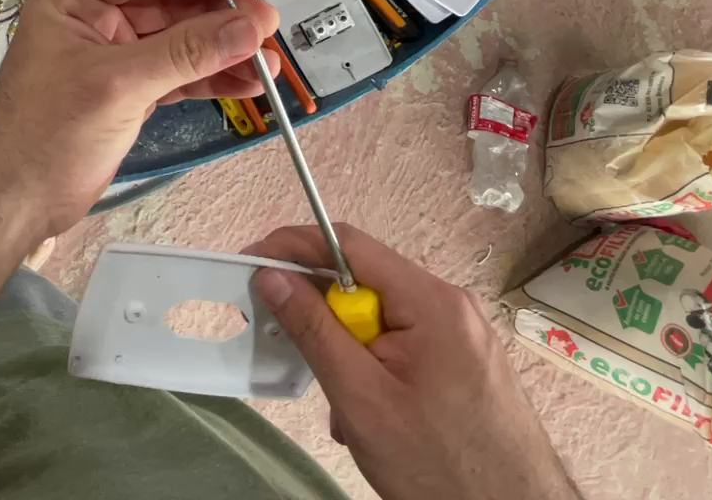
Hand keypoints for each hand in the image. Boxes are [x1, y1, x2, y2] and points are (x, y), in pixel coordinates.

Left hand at [0, 0, 279, 236]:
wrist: (17, 203)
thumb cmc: (52, 131)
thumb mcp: (119, 84)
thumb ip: (186, 53)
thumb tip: (252, 25)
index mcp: (72, 2)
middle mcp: (92, 23)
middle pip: (164, 6)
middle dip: (214, 17)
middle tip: (266, 25)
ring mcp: (112, 60)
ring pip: (175, 44)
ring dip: (219, 52)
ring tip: (268, 62)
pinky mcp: (127, 94)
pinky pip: (174, 77)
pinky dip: (208, 80)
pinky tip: (247, 85)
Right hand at [246, 225, 580, 499]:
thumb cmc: (440, 467)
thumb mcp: (362, 398)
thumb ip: (313, 329)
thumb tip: (271, 274)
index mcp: (431, 300)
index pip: (349, 244)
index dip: (293, 245)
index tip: (251, 261)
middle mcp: (449, 305)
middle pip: (362, 280)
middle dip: (317, 308)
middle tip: (276, 333)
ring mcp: (459, 335)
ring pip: (377, 317)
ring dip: (343, 348)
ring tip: (335, 401)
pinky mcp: (461, 364)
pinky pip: (398, 343)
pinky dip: (369, 367)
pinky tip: (365, 412)